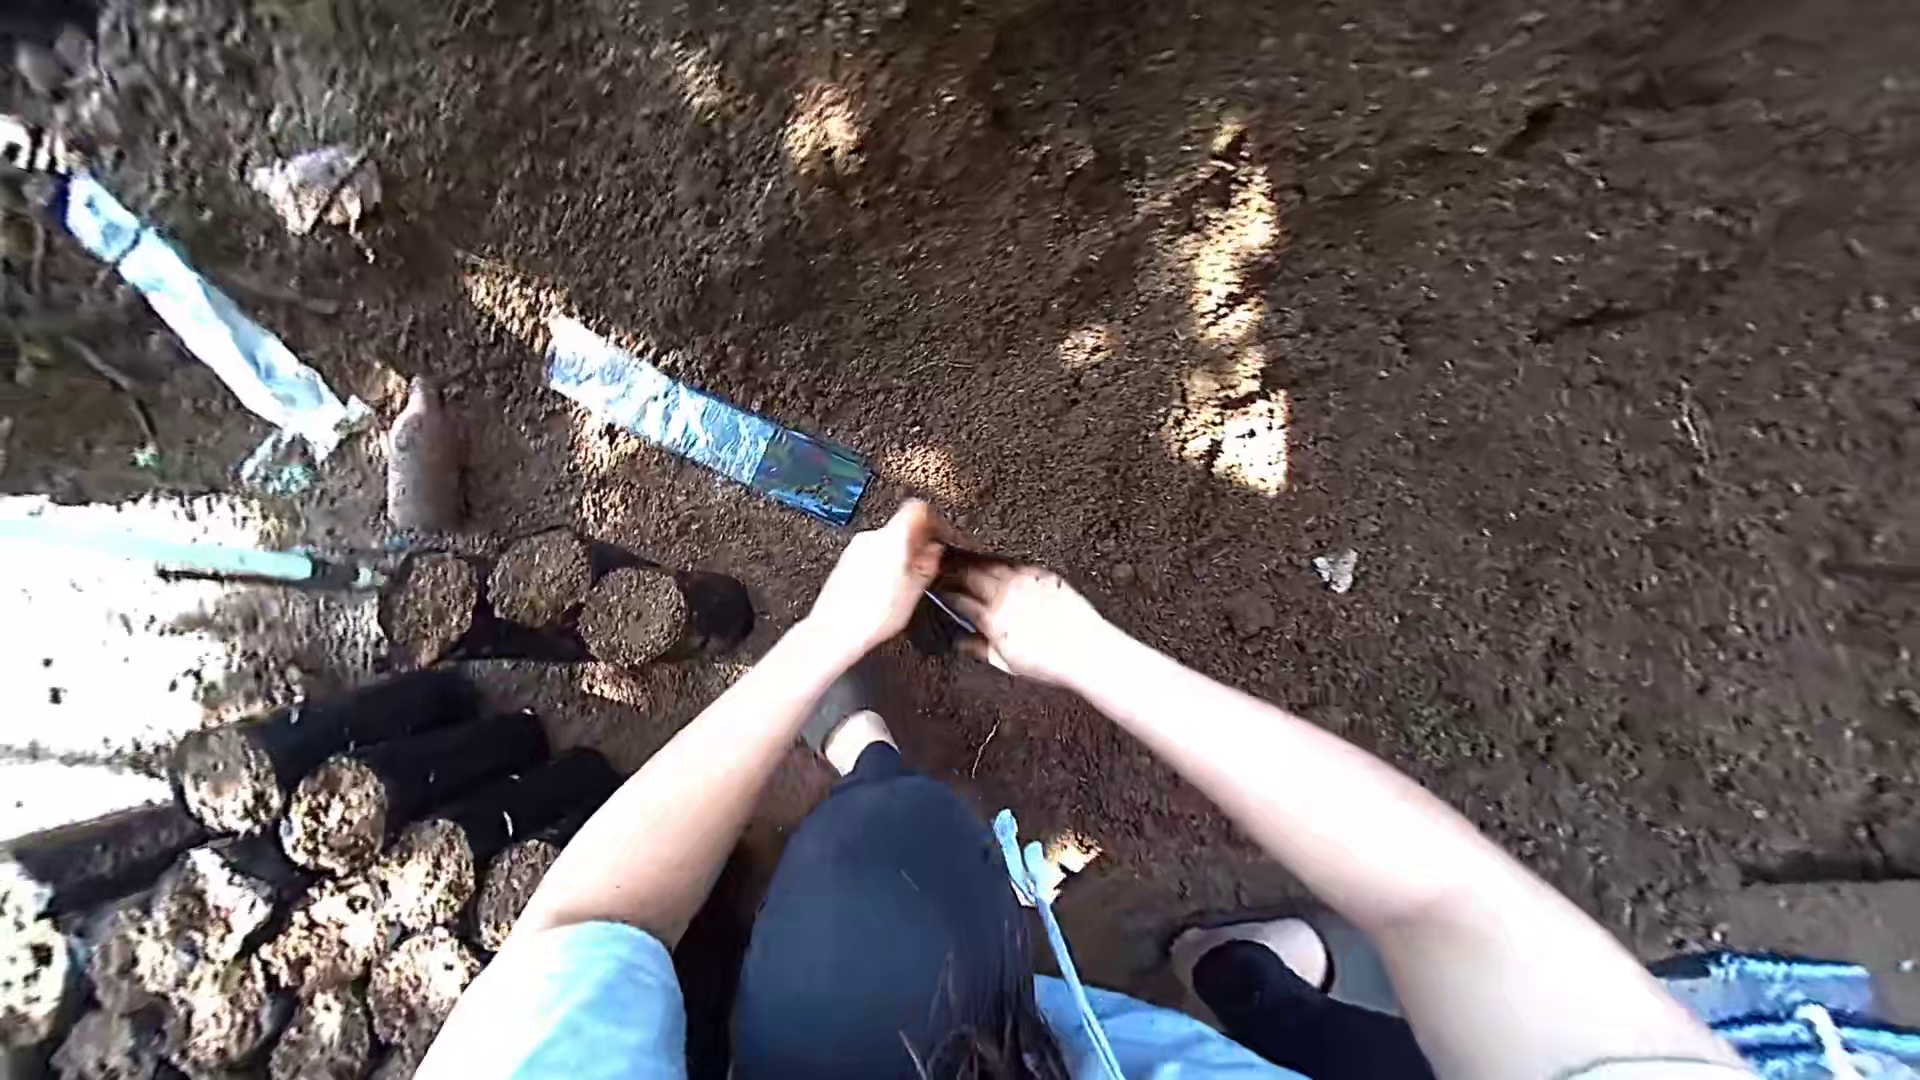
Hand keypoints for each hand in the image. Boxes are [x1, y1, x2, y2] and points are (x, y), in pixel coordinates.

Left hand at [803, 500, 948, 661]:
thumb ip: (928, 564)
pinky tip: (883, 590)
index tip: (936, 534)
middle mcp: (871, 537)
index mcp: (892, 538)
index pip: (916, 509)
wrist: (834, 632)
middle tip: (924, 565)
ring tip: (903, 584)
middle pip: (899, 527)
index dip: (930, 519)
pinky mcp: (844, 563)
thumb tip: (934, 550)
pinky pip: (869, 556)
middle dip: (914, 544)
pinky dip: (880, 566)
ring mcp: (854, 549)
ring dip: (896, 557)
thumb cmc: (872, 615)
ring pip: (884, 543)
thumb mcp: (914, 591)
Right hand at [940, 559, 1115, 686]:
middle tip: (944, 566)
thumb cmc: (1051, 663)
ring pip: (991, 564)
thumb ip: (979, 649)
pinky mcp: (1043, 576)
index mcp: (994, 620)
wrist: (1087, 651)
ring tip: (963, 559)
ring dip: (974, 561)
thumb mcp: (1007, 664)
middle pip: (970, 575)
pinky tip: (995, 562)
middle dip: (954, 569)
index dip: (945, 592)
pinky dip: (1001, 561)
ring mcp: (1025, 583)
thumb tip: (961, 641)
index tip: (938, 588)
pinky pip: (1015, 563)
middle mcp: (1007, 597)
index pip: (959, 599)